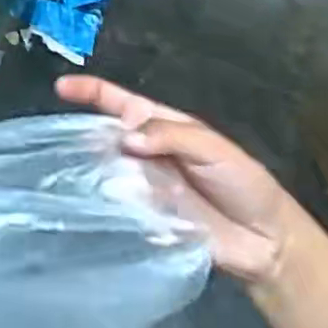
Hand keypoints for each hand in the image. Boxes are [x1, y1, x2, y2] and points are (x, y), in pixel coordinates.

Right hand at [56, 75, 294, 284]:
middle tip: (77, 141)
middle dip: (86, 132)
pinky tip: (102, 201)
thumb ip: (168, 135)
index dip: (88, 90)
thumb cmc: (242, 181)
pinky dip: (108, 200)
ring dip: (96, 166)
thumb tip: (125, 137)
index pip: (116, 100)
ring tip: (89, 171)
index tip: (60, 86)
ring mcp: (140, 181)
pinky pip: (117, 202)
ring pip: (105, 166)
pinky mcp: (143, 214)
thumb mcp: (212, 146)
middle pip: (103, 132)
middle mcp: (141, 149)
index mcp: (156, 123)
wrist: (267, 242)